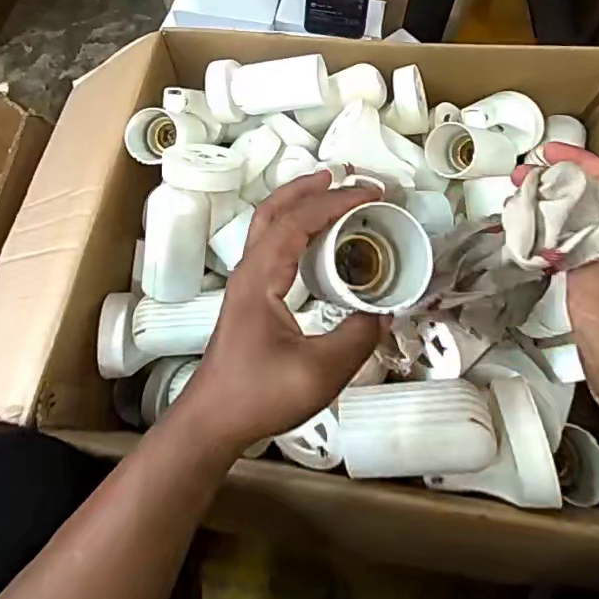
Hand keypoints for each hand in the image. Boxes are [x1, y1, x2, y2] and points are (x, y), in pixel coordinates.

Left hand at [168, 171, 383, 453]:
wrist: (214, 420)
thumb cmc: (257, 395)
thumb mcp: (319, 372)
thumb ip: (358, 338)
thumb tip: (384, 313)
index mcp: (260, 278)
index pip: (297, 221)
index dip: (335, 202)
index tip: (369, 194)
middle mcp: (249, 271)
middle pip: (274, 210)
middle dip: (310, 188)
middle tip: (347, 179)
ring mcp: (246, 283)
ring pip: (269, 224)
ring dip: (299, 203)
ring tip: (332, 195)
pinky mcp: (250, 297)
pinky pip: (273, 245)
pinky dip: (296, 228)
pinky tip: (318, 241)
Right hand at [512, 144, 598, 415]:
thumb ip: (574, 232)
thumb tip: (543, 199)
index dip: (575, 160)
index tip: (539, 154)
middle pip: (591, 199)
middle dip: (555, 182)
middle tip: (517, 181)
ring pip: (579, 227)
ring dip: (550, 211)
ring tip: (516, 211)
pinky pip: (571, 256)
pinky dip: (547, 244)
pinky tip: (529, 256)